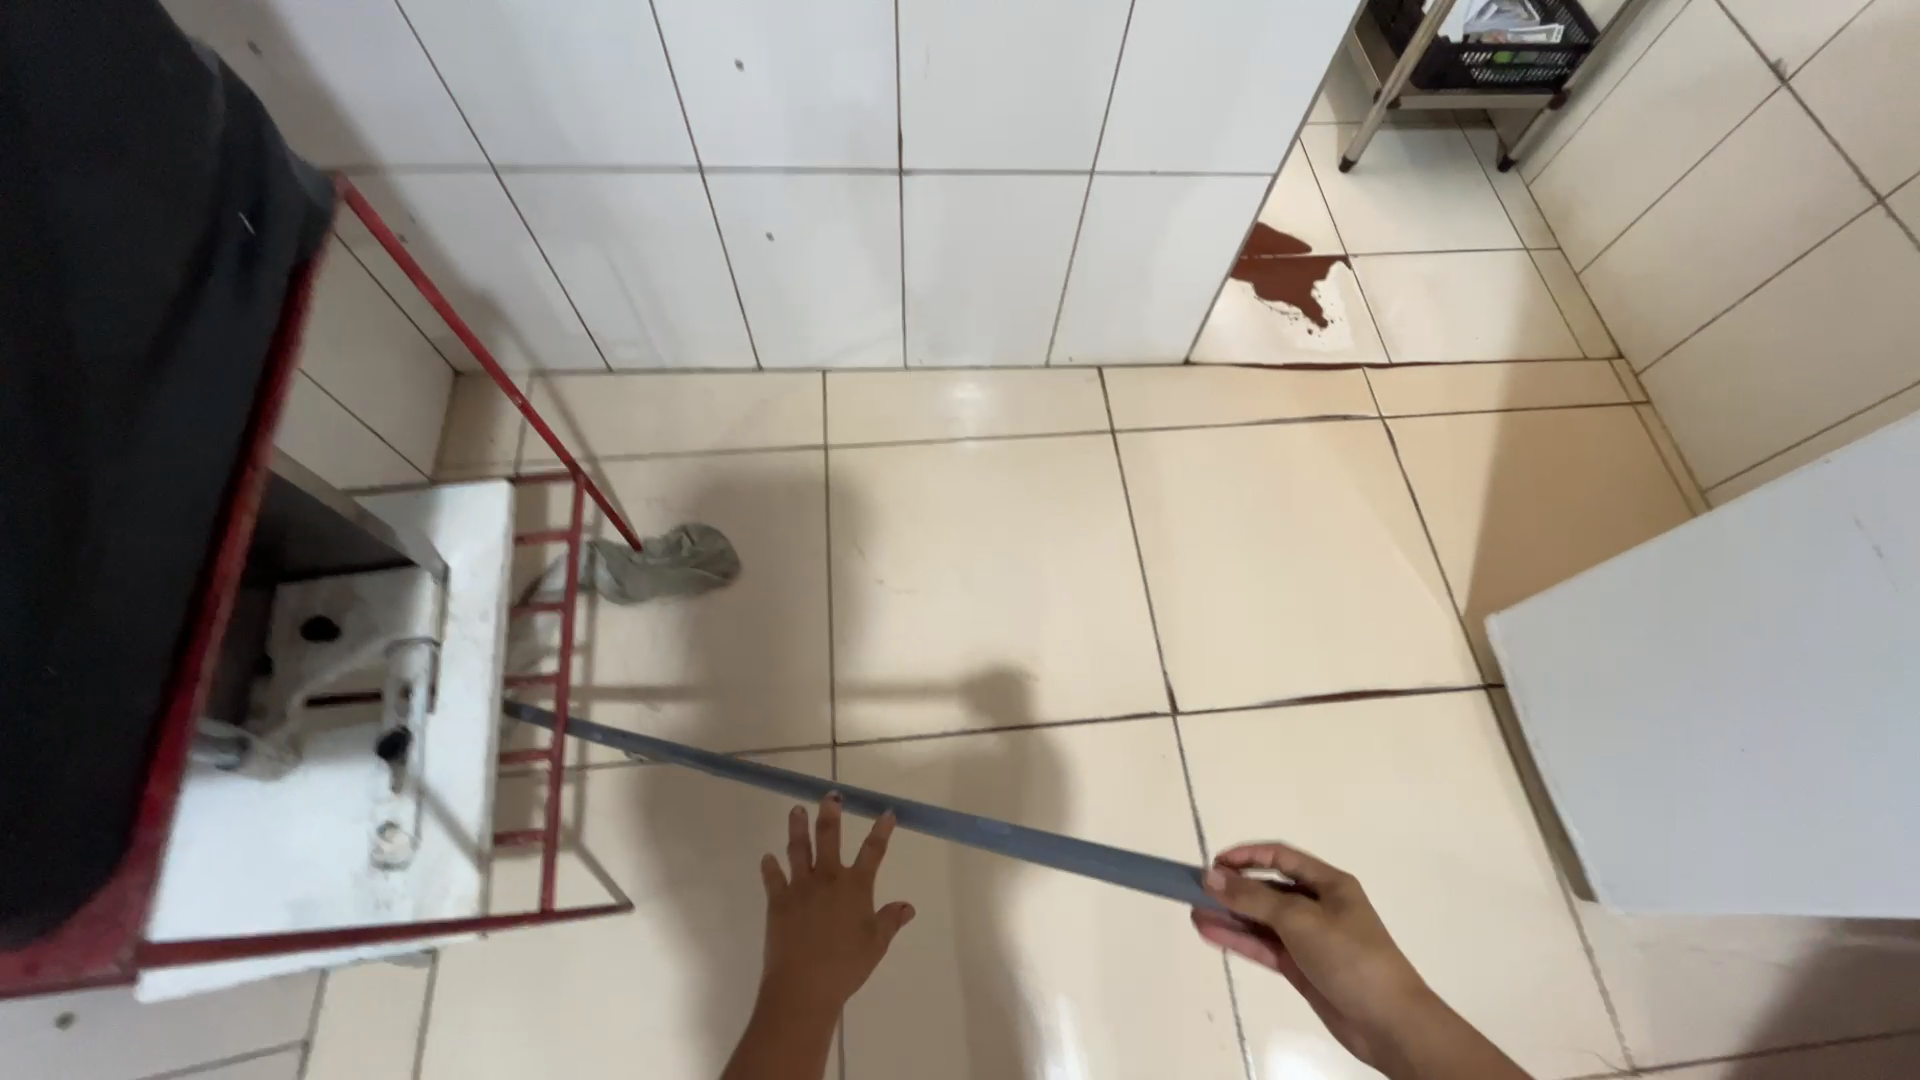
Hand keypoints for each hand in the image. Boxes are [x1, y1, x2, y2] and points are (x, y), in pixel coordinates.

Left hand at [756, 793, 915, 1017]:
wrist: (803, 986)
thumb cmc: (845, 966)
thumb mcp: (876, 945)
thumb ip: (891, 921)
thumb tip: (908, 906)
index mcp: (855, 886)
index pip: (873, 851)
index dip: (881, 830)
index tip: (886, 812)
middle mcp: (828, 878)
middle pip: (830, 836)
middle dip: (831, 813)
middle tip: (830, 795)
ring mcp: (800, 887)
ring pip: (798, 849)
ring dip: (797, 827)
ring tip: (796, 810)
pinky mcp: (778, 901)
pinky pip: (773, 878)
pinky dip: (770, 867)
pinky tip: (767, 857)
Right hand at [1191, 843, 1435, 1071]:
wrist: (1391, 1025)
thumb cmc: (1350, 957)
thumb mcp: (1299, 919)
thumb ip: (1252, 897)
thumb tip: (1211, 876)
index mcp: (1328, 883)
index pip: (1279, 857)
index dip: (1245, 856)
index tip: (1214, 864)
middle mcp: (1318, 905)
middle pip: (1267, 888)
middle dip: (1232, 888)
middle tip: (1196, 890)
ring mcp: (1308, 938)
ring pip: (1261, 919)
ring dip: (1230, 915)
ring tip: (1194, 913)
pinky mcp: (1300, 967)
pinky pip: (1263, 945)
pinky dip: (1238, 939)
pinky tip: (1210, 933)